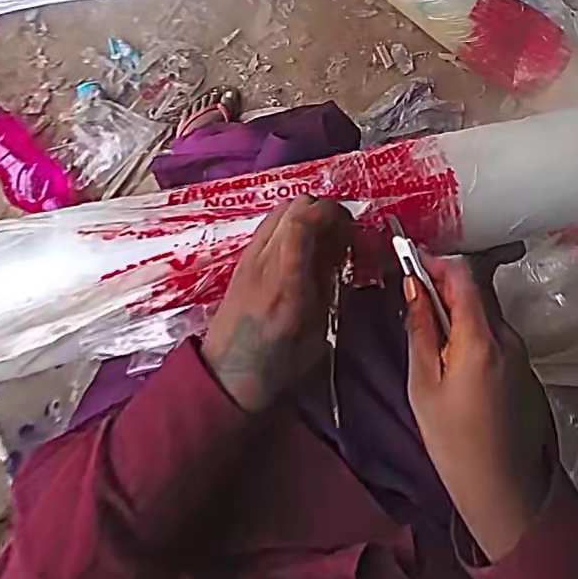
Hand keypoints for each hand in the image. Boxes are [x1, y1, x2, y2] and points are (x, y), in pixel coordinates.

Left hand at [201, 197, 352, 412]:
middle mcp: (264, 260)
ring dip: (307, 214)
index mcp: (286, 281)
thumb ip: (328, 283)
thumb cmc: (278, 361)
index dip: (331, 213)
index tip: (350, 226)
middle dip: (324, 210)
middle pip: (294, 205)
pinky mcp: (244, 256)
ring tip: (322, 238)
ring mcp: (250, 255)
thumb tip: (340, 248)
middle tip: (341, 232)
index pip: (303, 221)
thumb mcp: (317, 329)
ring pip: (282, 208)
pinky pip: (272, 223)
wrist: (226, 373)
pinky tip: (302, 248)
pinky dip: (292, 223)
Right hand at [406, 251, 554, 560]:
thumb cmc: (456, 443)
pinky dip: (471, 328)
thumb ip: (419, 328)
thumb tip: (413, 287)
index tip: (411, 262)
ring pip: (484, 309)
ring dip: (457, 307)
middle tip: (414, 298)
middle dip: (443, 284)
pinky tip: (453, 356)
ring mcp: (518, 351)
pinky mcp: (522, 366)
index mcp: (480, 338)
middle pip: (474, 288)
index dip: (435, 261)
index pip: (462, 274)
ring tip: (430, 331)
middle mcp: (506, 337)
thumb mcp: (423, 383)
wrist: (504, 492)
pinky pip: (494, 331)